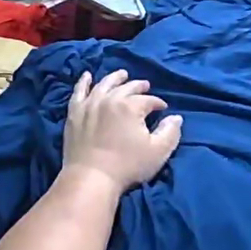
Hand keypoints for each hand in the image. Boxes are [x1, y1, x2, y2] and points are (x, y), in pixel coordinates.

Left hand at [61, 70, 180, 191]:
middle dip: (138, 86)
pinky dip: (84, 82)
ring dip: (114, 78)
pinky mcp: (74, 112)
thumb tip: (176, 117)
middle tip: (145, 85)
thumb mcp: (158, 151)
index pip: (148, 100)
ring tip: (122, 74)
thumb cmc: (128, 165)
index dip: (157, 103)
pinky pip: (79, 91)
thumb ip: (170, 132)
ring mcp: (89, 104)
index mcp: (130, 106)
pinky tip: (87, 76)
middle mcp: (109, 99)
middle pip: (126, 88)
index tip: (163, 108)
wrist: (91, 175)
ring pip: (104, 84)